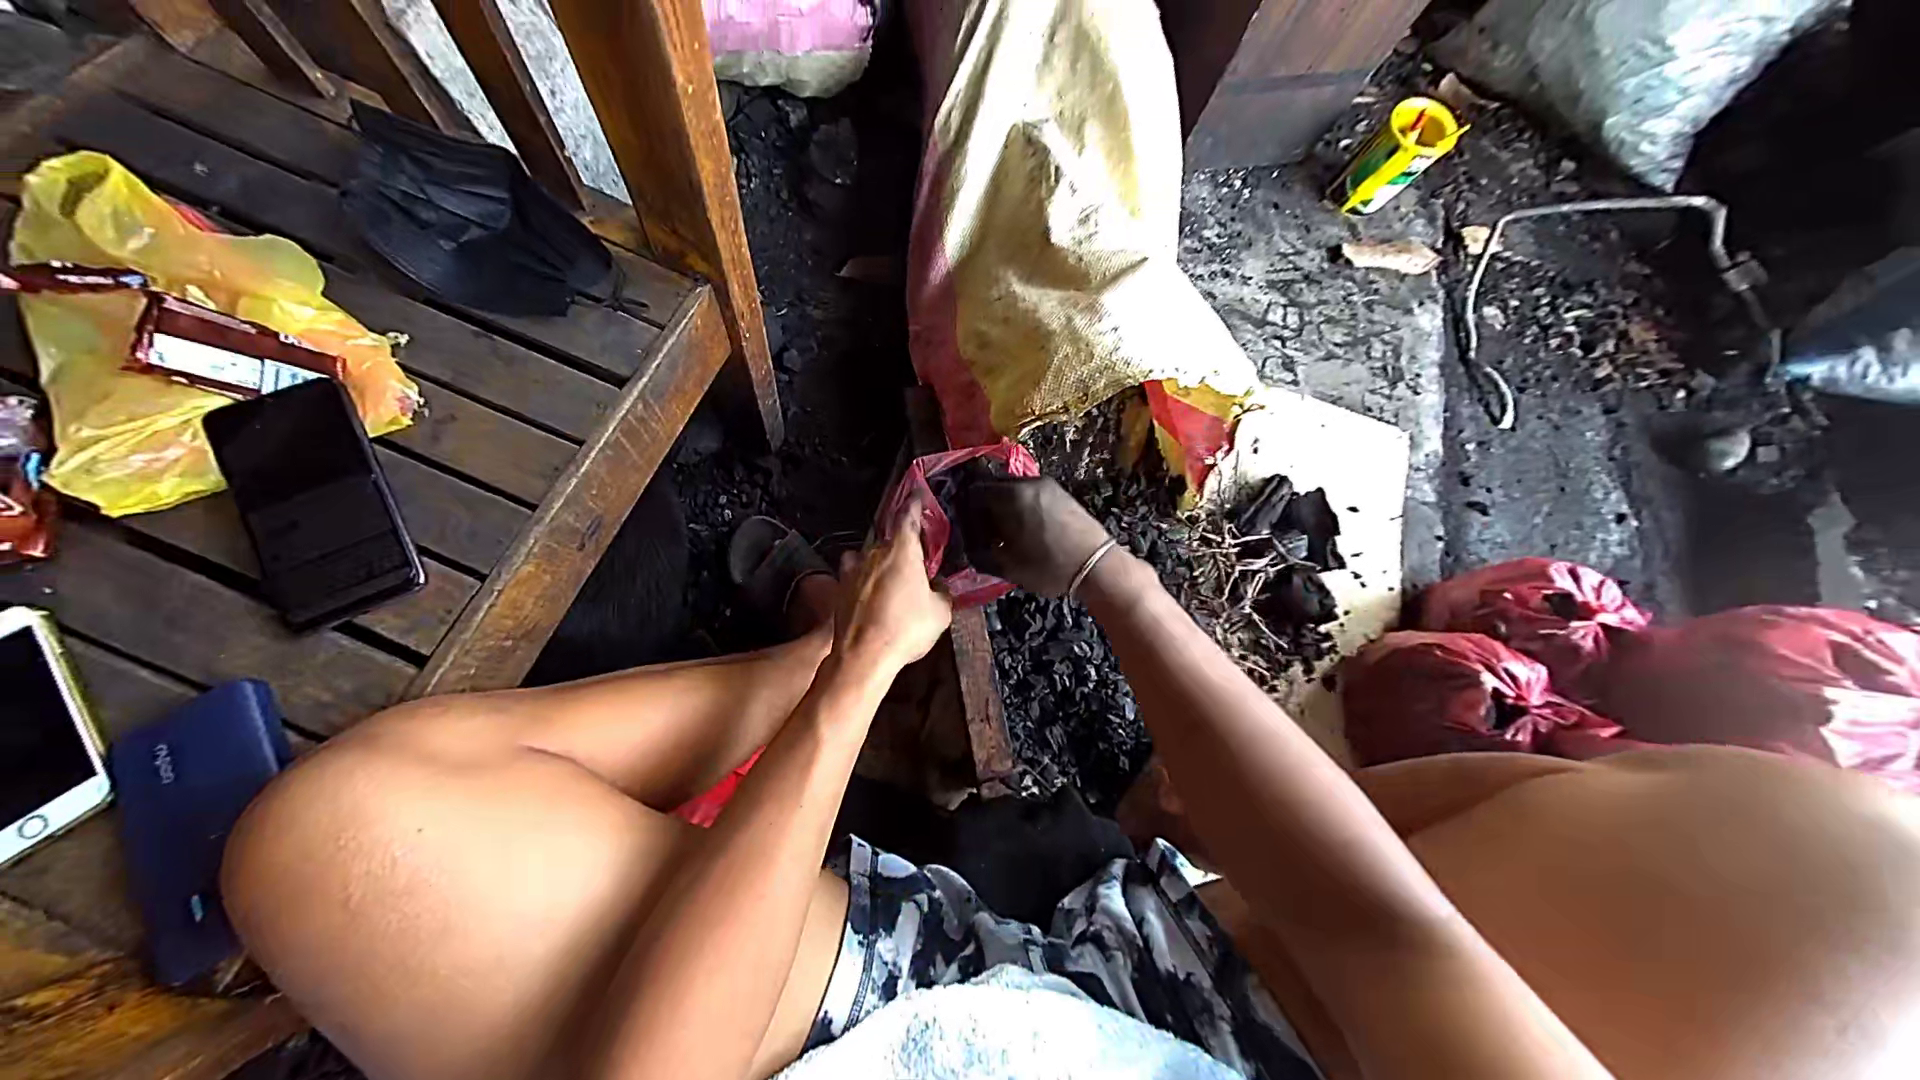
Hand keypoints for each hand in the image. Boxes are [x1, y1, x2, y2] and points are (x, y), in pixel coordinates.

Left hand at [833, 498, 953, 671]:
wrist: (864, 655)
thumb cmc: (903, 630)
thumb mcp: (940, 612)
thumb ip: (942, 593)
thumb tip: (940, 588)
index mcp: (902, 550)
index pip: (908, 516)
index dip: (915, 504)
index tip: (917, 496)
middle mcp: (875, 554)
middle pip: (891, 540)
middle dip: (904, 548)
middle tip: (917, 561)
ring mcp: (854, 571)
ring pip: (871, 558)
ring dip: (883, 565)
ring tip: (896, 582)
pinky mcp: (842, 589)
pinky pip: (856, 576)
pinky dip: (866, 582)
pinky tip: (875, 596)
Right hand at [956, 476, 1112, 597]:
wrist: (1098, 567)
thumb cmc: (1049, 567)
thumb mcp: (1007, 566)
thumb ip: (979, 553)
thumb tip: (969, 545)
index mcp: (1011, 495)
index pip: (974, 492)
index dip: (967, 512)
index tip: (969, 532)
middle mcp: (1028, 482)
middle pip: (993, 488)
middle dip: (984, 509)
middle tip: (985, 535)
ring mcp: (1047, 485)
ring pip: (1012, 491)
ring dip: (1003, 509)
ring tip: (1005, 536)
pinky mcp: (1060, 494)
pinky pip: (1029, 494)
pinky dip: (1020, 508)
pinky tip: (1025, 532)